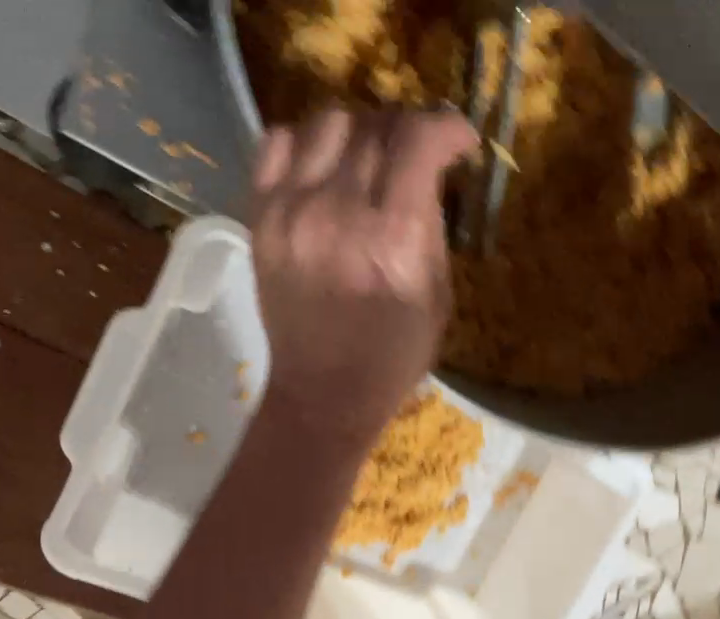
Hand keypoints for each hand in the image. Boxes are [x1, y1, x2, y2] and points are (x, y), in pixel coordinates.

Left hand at [250, 108, 477, 445]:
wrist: (323, 394)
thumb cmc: (393, 356)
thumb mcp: (437, 296)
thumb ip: (430, 227)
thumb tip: (427, 175)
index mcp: (394, 238)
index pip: (419, 141)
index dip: (447, 127)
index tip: (459, 141)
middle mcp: (340, 212)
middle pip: (376, 125)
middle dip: (408, 130)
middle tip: (417, 154)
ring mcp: (292, 210)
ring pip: (328, 122)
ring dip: (359, 130)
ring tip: (369, 157)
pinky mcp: (260, 217)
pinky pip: (276, 143)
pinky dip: (305, 142)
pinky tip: (323, 167)